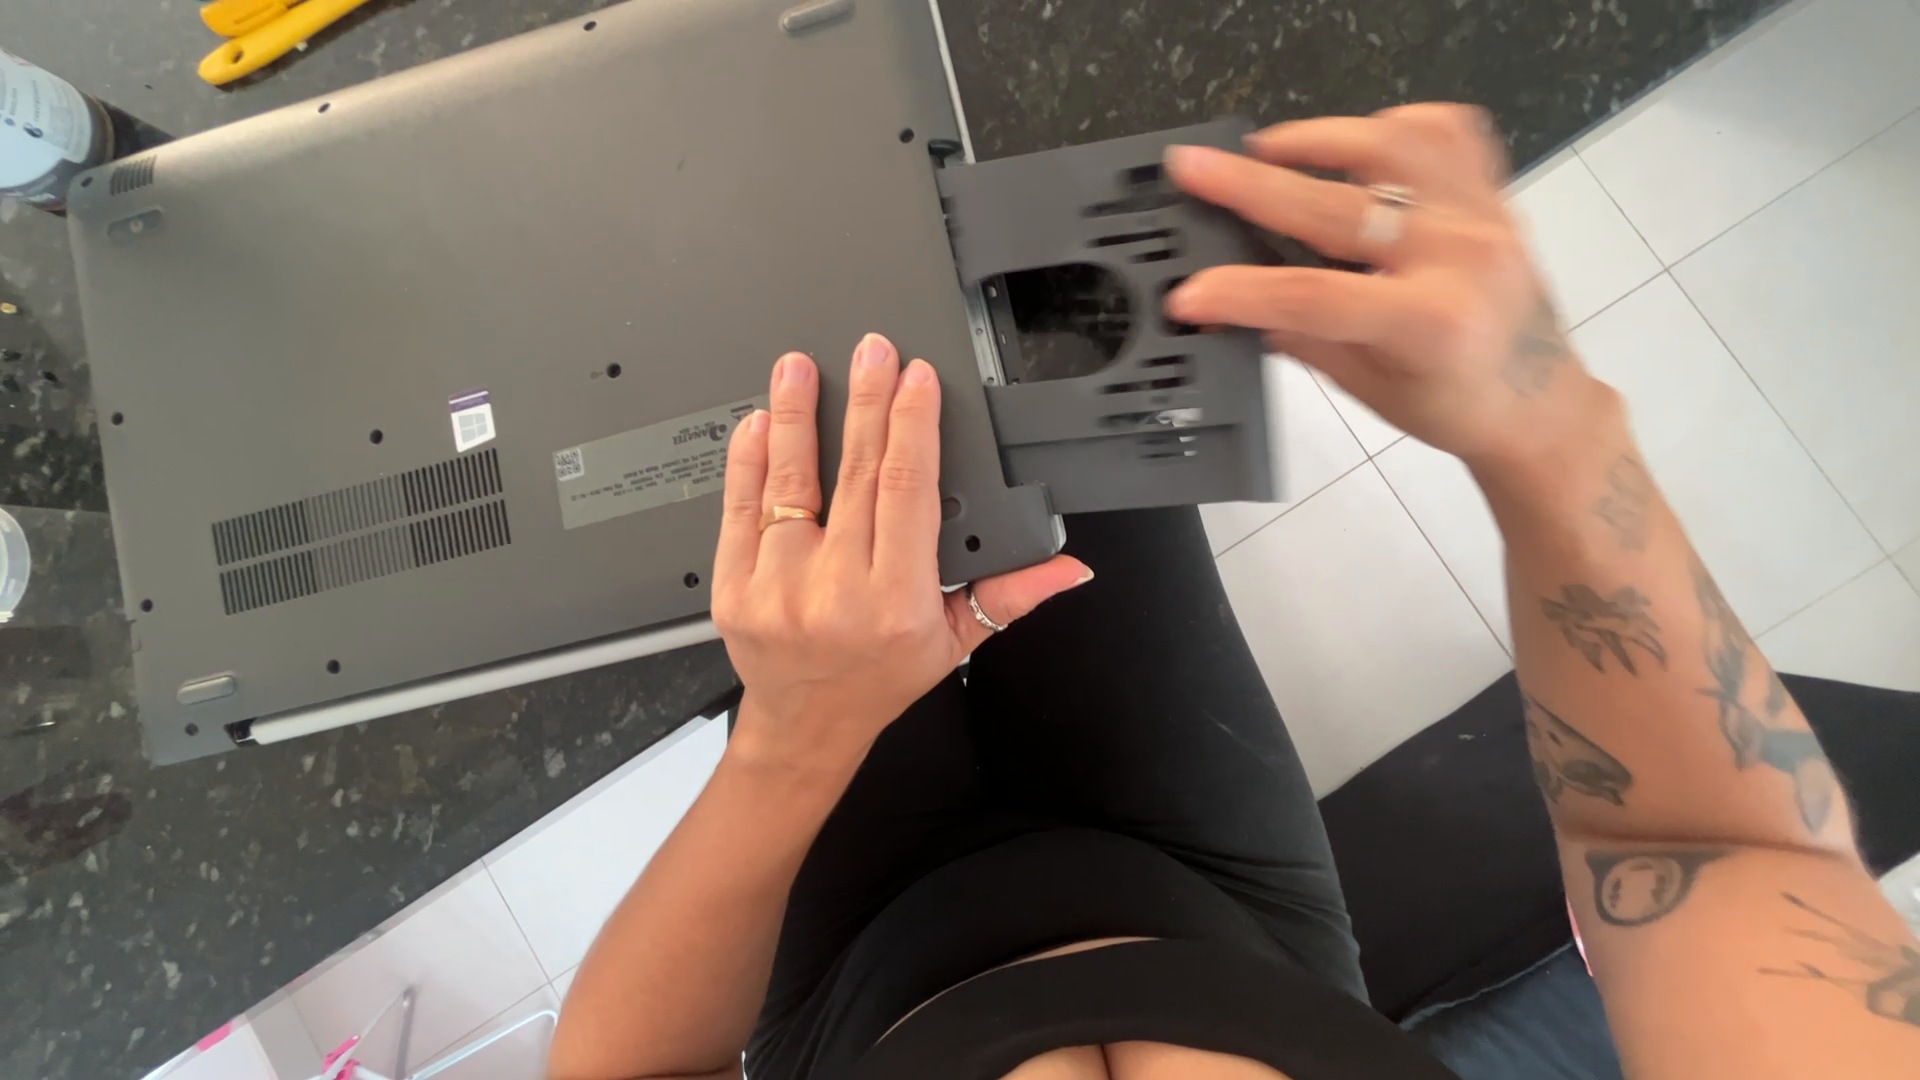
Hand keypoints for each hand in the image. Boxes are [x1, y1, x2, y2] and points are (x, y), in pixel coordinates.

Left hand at [712, 334, 1091, 774]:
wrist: (807, 722)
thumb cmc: (879, 680)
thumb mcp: (954, 643)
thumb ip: (1010, 596)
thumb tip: (1068, 568)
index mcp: (897, 600)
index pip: (907, 490)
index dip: (913, 426)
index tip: (916, 382)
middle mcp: (836, 591)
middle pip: (855, 473)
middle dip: (866, 402)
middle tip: (872, 352)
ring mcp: (777, 586)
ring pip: (791, 481)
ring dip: (797, 416)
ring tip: (800, 368)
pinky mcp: (734, 585)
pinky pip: (741, 509)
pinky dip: (750, 461)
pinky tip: (759, 424)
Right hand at [1164, 104, 1615, 468]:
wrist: (1536, 399)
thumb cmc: (1449, 406)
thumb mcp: (1364, 386)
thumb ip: (1299, 337)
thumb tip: (1230, 314)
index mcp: (1429, 322)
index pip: (1312, 296)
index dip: (1239, 292)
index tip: (1187, 293)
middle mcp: (1461, 255)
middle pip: (1338, 207)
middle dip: (1252, 186)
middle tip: (1195, 167)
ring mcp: (1483, 213)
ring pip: (1391, 147)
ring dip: (1316, 140)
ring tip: (1262, 147)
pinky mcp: (1493, 192)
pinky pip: (1444, 133)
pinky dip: (1389, 127)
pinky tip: (1348, 145)